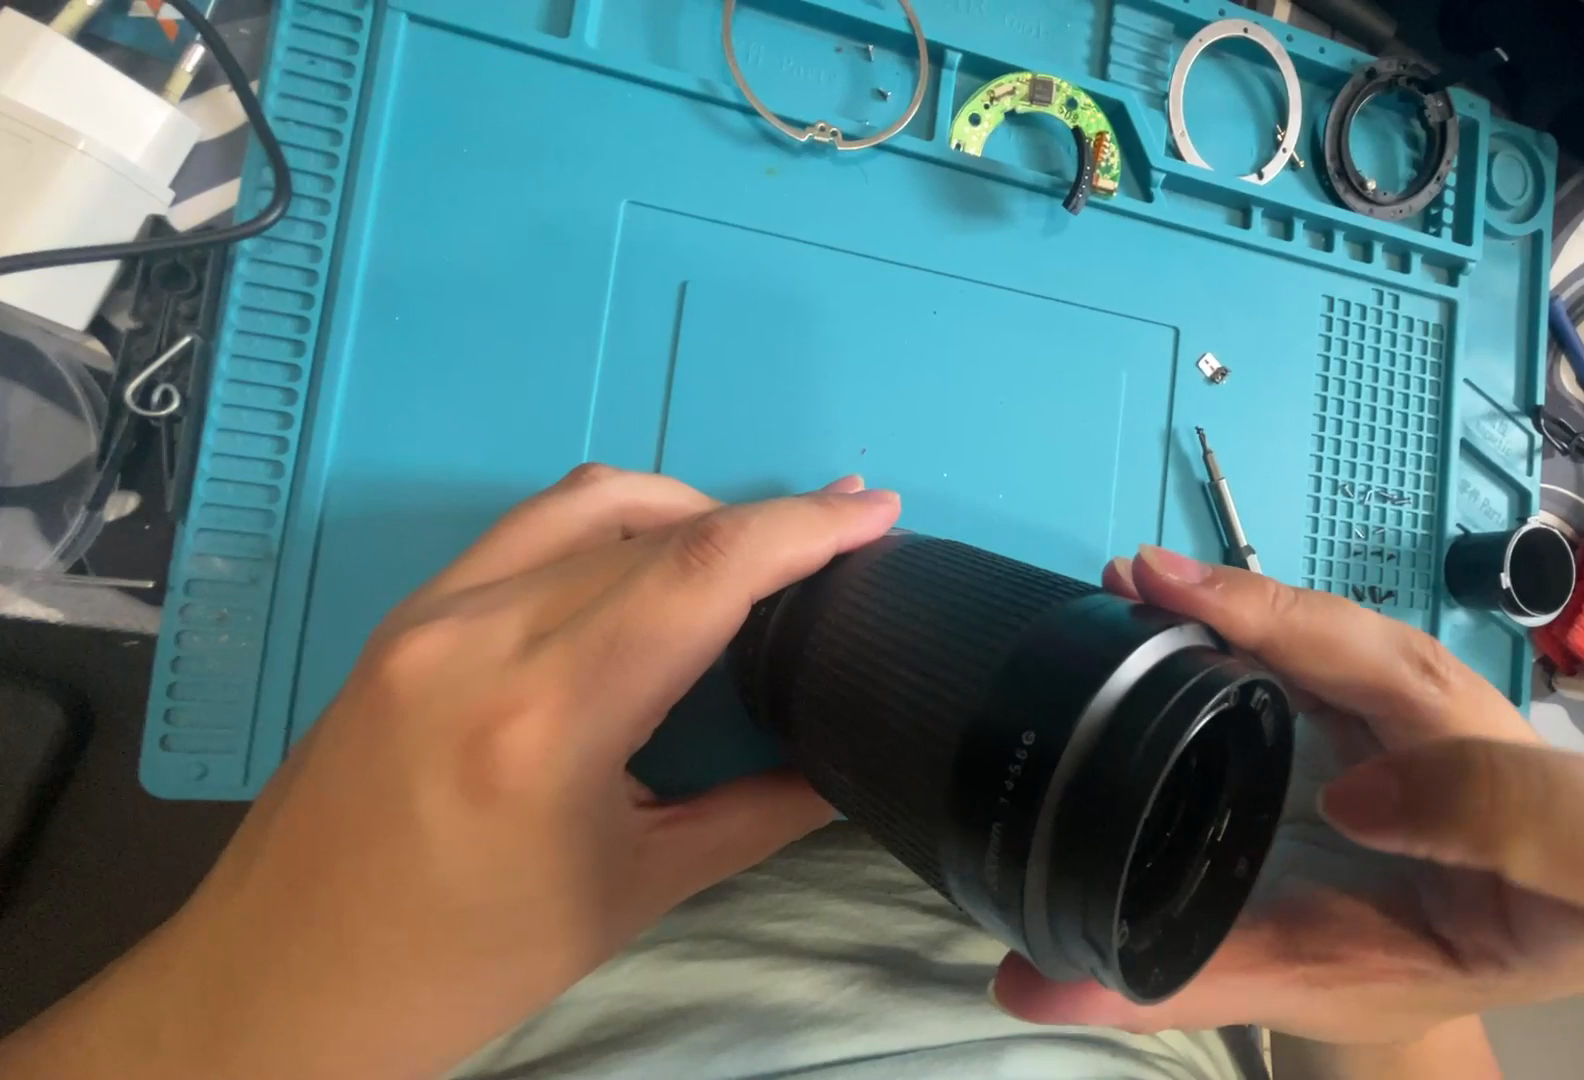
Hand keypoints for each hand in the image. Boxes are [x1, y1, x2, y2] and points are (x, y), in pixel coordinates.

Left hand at [0, 467, 900, 1079]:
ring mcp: (436, 610)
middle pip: (667, 531)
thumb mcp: (641, 889)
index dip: (803, 530)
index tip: (875, 513)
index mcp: (550, 718)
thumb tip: (850, 759)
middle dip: (774, 520)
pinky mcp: (412, 609)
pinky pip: (543, 522)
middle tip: (847, 530)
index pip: (703, 574)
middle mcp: (484, 636)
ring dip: (705, 509)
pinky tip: (664, 551)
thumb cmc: (468, 961)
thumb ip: (767, 810)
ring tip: (765, 546)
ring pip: (604, 504)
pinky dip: (629, 516)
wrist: (268, 991)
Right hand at [992, 546, 1583, 1046]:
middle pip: (1433, 680)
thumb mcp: (1318, 992)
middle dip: (1297, 629)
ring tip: (1146, 583)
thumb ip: (1192, 986)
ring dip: (1250, 601)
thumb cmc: (1395, 961)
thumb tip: (1025, 984)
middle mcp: (1525, 764)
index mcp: (1581, 887)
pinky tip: (1171, 593)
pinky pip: (1320, 627)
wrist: (1425, 916)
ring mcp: (1450, 702)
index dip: (1472, 805)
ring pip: (1362, 633)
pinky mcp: (1384, 669)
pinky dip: (1241, 606)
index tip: (1345, 808)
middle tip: (1162, 596)